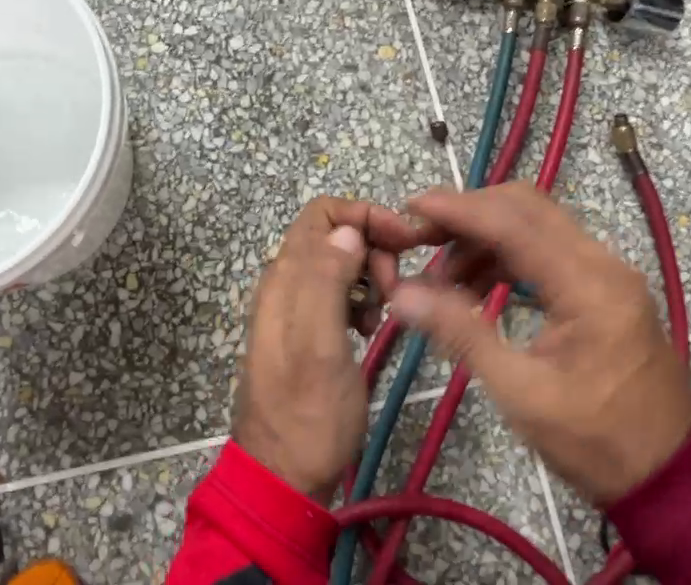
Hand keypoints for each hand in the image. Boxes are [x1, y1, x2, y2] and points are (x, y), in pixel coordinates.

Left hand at [232, 197, 434, 502]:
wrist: (283, 475)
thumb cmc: (308, 415)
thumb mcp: (321, 346)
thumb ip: (327, 282)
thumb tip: (346, 229)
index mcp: (284, 278)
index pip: (322, 214)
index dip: (365, 216)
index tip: (407, 241)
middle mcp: (284, 283)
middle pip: (333, 234)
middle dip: (372, 249)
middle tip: (396, 290)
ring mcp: (293, 307)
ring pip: (339, 264)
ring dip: (369, 277)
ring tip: (382, 316)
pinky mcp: (307, 330)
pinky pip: (338, 295)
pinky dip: (361, 301)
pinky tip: (369, 329)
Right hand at [387, 182, 690, 504]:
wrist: (671, 477)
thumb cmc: (595, 441)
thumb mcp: (521, 393)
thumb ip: (462, 333)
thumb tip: (401, 294)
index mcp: (588, 286)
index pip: (512, 223)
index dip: (458, 209)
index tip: (412, 206)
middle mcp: (602, 263)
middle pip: (526, 207)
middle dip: (469, 212)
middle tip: (422, 237)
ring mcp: (608, 272)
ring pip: (537, 222)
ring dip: (486, 233)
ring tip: (443, 273)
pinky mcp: (605, 286)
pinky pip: (549, 248)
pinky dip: (508, 253)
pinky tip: (477, 284)